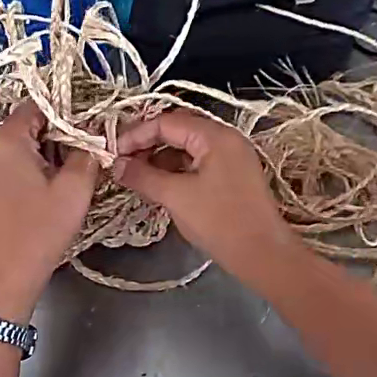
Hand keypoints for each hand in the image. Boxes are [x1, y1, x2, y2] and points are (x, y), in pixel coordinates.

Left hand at [0, 101, 99, 320]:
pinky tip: (3, 159)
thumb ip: (87, 151)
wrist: (8, 273)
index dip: (64, 118)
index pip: (38, 107)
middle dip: (49, 135)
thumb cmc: (41, 230)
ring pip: (2, 137)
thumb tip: (92, 132)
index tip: (82, 139)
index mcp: (7, 139)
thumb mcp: (76, 189)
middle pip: (22, 123)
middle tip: (70, 161)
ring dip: (26, 146)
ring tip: (45, 169)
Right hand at [111, 109, 304, 282]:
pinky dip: (176, 170)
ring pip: (188, 147)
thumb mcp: (176, 196)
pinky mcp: (233, 176)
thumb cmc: (220, 221)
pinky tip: (159, 185)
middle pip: (178, 130)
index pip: (166, 122)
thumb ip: (143, 176)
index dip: (135, 135)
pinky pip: (198, 163)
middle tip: (122, 163)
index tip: (112, 152)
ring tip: (136, 176)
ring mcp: (232, 157)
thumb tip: (117, 165)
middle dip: (147, 144)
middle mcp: (226, 139)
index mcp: (215, 135)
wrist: (263, 254)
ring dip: (160, 158)